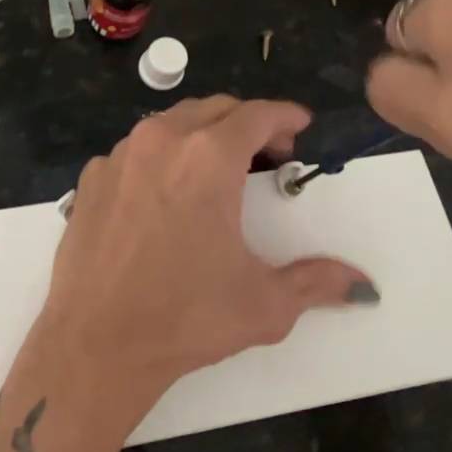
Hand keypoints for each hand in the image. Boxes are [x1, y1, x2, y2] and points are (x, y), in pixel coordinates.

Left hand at [43, 96, 376, 400]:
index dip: (284, 116)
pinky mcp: (90, 179)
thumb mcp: (264, 303)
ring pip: (169, 124)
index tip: (300, 125)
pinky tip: (164, 195)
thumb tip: (362, 284)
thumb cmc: (185, 316)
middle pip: (212, 110)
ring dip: (200, 134)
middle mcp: (162, 142)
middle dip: (245, 123)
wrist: (96, 342)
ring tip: (217, 170)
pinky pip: (133, 152)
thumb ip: (316, 282)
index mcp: (208, 158)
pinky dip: (158, 158)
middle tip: (268, 154)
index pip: (256, 115)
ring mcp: (119, 157)